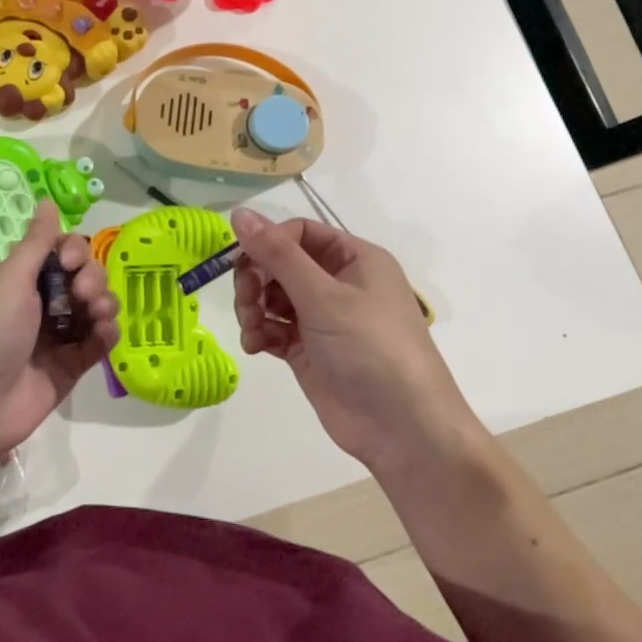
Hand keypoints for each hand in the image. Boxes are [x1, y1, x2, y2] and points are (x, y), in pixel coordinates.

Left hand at [0, 201, 120, 456]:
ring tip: (96, 314)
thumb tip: (46, 199)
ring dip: (105, 302)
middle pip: (85, 276)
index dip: (73, 251)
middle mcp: (42, 303)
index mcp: (21, 280)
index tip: (69, 261)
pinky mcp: (73, 364)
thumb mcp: (10, 280)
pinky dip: (108, 332)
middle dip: (92, 277)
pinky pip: (101, 340)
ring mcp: (59, 335)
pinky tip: (104, 333)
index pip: (61, 252)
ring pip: (97, 306)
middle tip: (82, 293)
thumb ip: (36, 243)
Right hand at [230, 207, 474, 471]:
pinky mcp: (309, 350)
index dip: (268, 242)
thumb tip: (239, 213)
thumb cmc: (371, 349)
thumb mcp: (323, 296)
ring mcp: (323, 319)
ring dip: (253, 308)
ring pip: (272, 297)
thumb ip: (278, 254)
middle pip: (281, 264)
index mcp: (355, 260)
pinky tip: (255, 346)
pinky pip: (273, 328)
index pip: (300, 233)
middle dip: (256, 280)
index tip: (242, 263)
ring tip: (253, 330)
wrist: (401, 428)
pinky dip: (260, 333)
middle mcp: (340, 284)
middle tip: (247, 302)